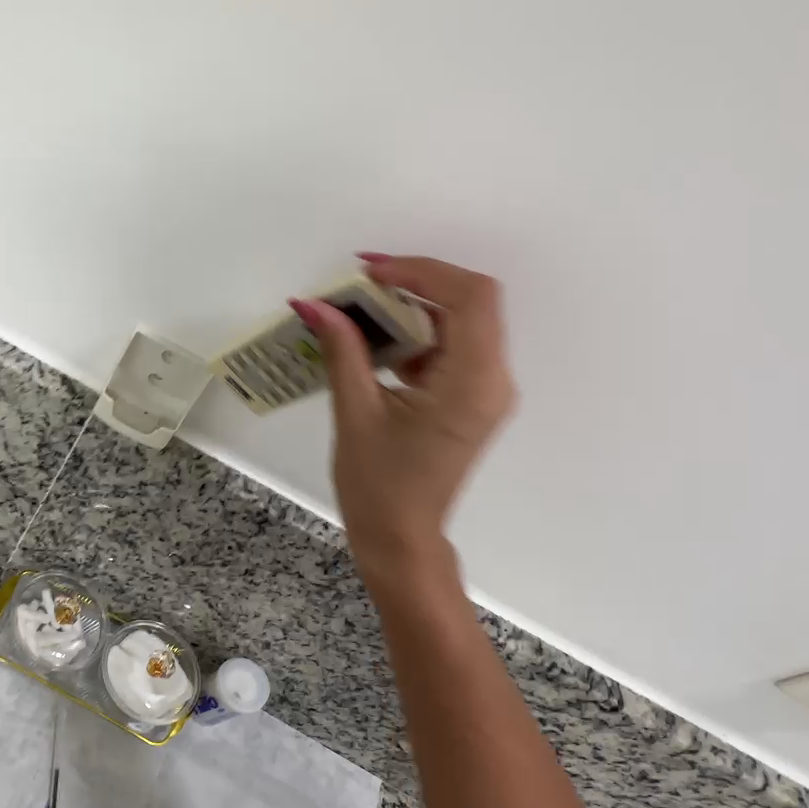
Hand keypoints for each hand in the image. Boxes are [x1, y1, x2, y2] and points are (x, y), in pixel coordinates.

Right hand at [291, 255, 514, 582]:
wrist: (400, 536)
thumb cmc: (377, 484)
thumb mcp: (354, 412)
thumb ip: (343, 350)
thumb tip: (315, 303)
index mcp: (472, 383)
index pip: (469, 298)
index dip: (421, 271)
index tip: (368, 271)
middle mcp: (493, 379)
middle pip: (470, 303)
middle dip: (415, 283)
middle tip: (360, 284)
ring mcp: (485, 390)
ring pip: (462, 322)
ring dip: (413, 307)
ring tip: (359, 311)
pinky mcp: (470, 399)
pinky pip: (452, 347)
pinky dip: (416, 334)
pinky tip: (376, 343)